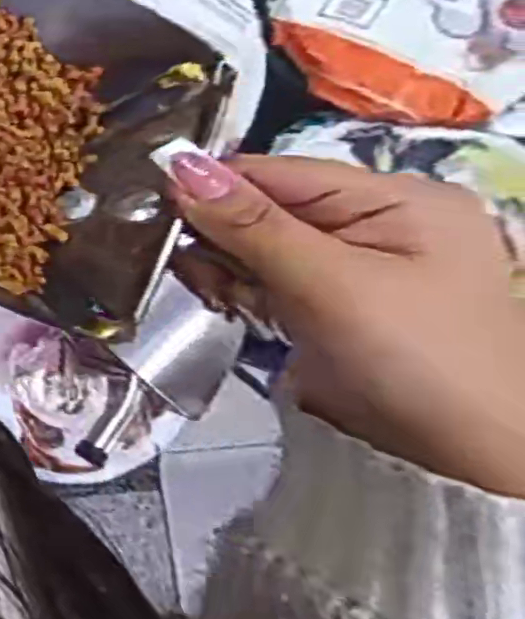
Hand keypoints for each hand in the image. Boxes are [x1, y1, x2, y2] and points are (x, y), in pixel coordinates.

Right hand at [168, 151, 524, 497]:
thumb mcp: (324, 281)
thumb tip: (179, 164)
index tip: (153, 213)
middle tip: (196, 269)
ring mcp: (350, 259)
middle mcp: (373, 219)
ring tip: (219, 293)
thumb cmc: (412, 355)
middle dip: (213, 234)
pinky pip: (257, 269)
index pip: (269, 172)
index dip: (207, 188)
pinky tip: (230, 302)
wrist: (464, 453)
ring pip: (247, 239)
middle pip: (254, 204)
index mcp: (396, 199)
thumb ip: (247, 222)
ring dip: (218, 264)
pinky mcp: (325, 292)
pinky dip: (233, 283)